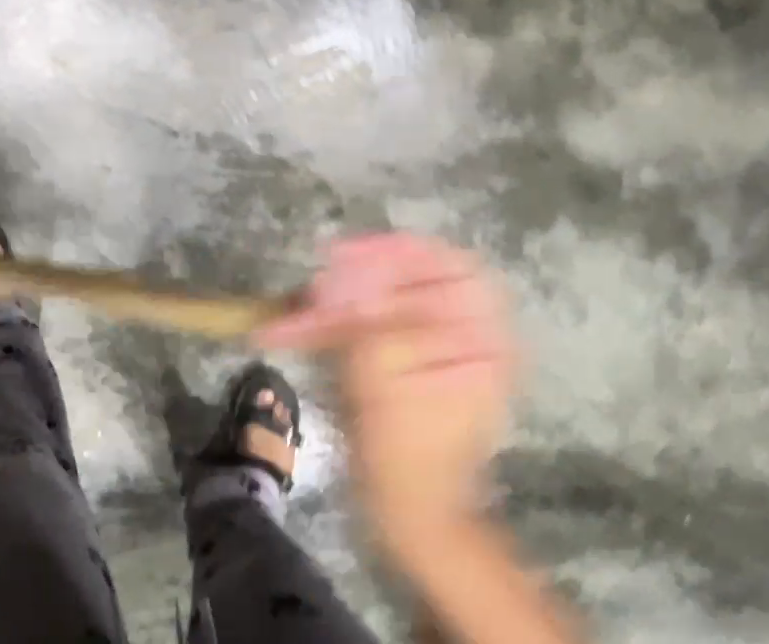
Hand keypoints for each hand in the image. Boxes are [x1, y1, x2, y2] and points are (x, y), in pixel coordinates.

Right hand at [255, 233, 514, 554]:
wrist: (415, 519)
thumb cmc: (406, 451)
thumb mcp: (382, 376)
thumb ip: (367, 315)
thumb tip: (344, 267)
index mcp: (479, 336)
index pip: (446, 265)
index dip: (395, 249)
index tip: (341, 252)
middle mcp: (467, 339)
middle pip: (406, 285)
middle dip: (351, 283)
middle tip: (308, 288)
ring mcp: (439, 357)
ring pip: (380, 309)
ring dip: (333, 309)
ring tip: (289, 318)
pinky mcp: (410, 373)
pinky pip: (371, 335)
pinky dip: (335, 332)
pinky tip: (294, 333)